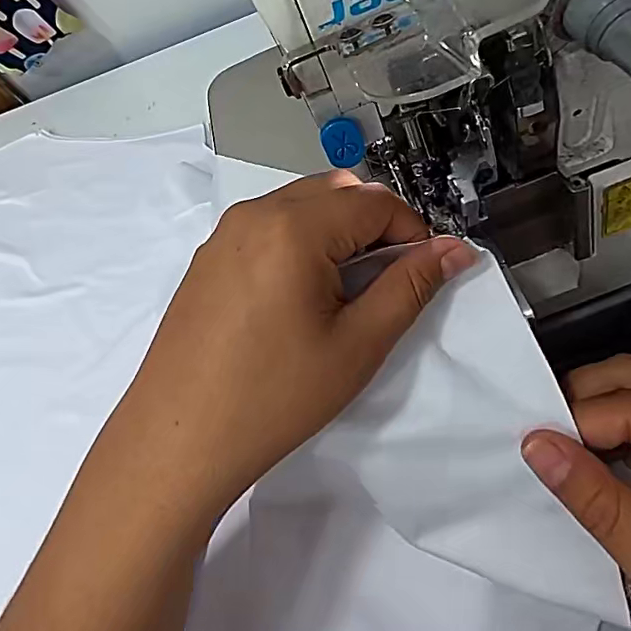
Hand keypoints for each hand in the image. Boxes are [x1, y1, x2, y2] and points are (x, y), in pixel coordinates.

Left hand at [118, 170, 476, 511]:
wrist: (178, 439)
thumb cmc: (273, 397)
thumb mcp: (357, 344)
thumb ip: (410, 286)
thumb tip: (452, 249)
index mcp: (293, 226)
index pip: (375, 201)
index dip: (412, 231)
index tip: (422, 272)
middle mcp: (255, 213)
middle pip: (338, 191)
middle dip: (375, 224)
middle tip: (384, 282)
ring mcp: (226, 231)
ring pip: (303, 202)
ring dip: (338, 230)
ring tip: (343, 292)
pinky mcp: (210, 254)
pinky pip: (270, 223)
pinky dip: (301, 239)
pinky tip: (299, 295)